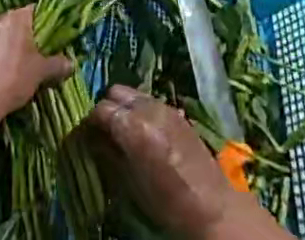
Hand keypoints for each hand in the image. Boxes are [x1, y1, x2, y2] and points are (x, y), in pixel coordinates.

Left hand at [0, 7, 74, 123]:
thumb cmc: (13, 77)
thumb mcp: (40, 72)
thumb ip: (57, 64)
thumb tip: (71, 62)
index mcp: (14, 18)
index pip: (34, 9)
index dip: (47, 20)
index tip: (57, 34)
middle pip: (19, 22)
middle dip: (31, 35)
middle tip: (45, 52)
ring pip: (5, 35)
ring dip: (16, 46)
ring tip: (28, 64)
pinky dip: (2, 54)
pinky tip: (8, 71)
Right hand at [91, 86, 248, 235]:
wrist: (216, 211)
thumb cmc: (168, 203)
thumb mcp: (130, 183)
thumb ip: (107, 154)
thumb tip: (90, 139)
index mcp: (132, 127)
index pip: (99, 110)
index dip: (90, 122)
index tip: (88, 135)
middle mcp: (147, 109)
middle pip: (114, 93)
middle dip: (107, 109)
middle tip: (106, 130)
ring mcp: (164, 107)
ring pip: (132, 93)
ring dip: (124, 107)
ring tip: (125, 129)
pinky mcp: (177, 112)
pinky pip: (149, 101)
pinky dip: (140, 109)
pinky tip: (144, 131)